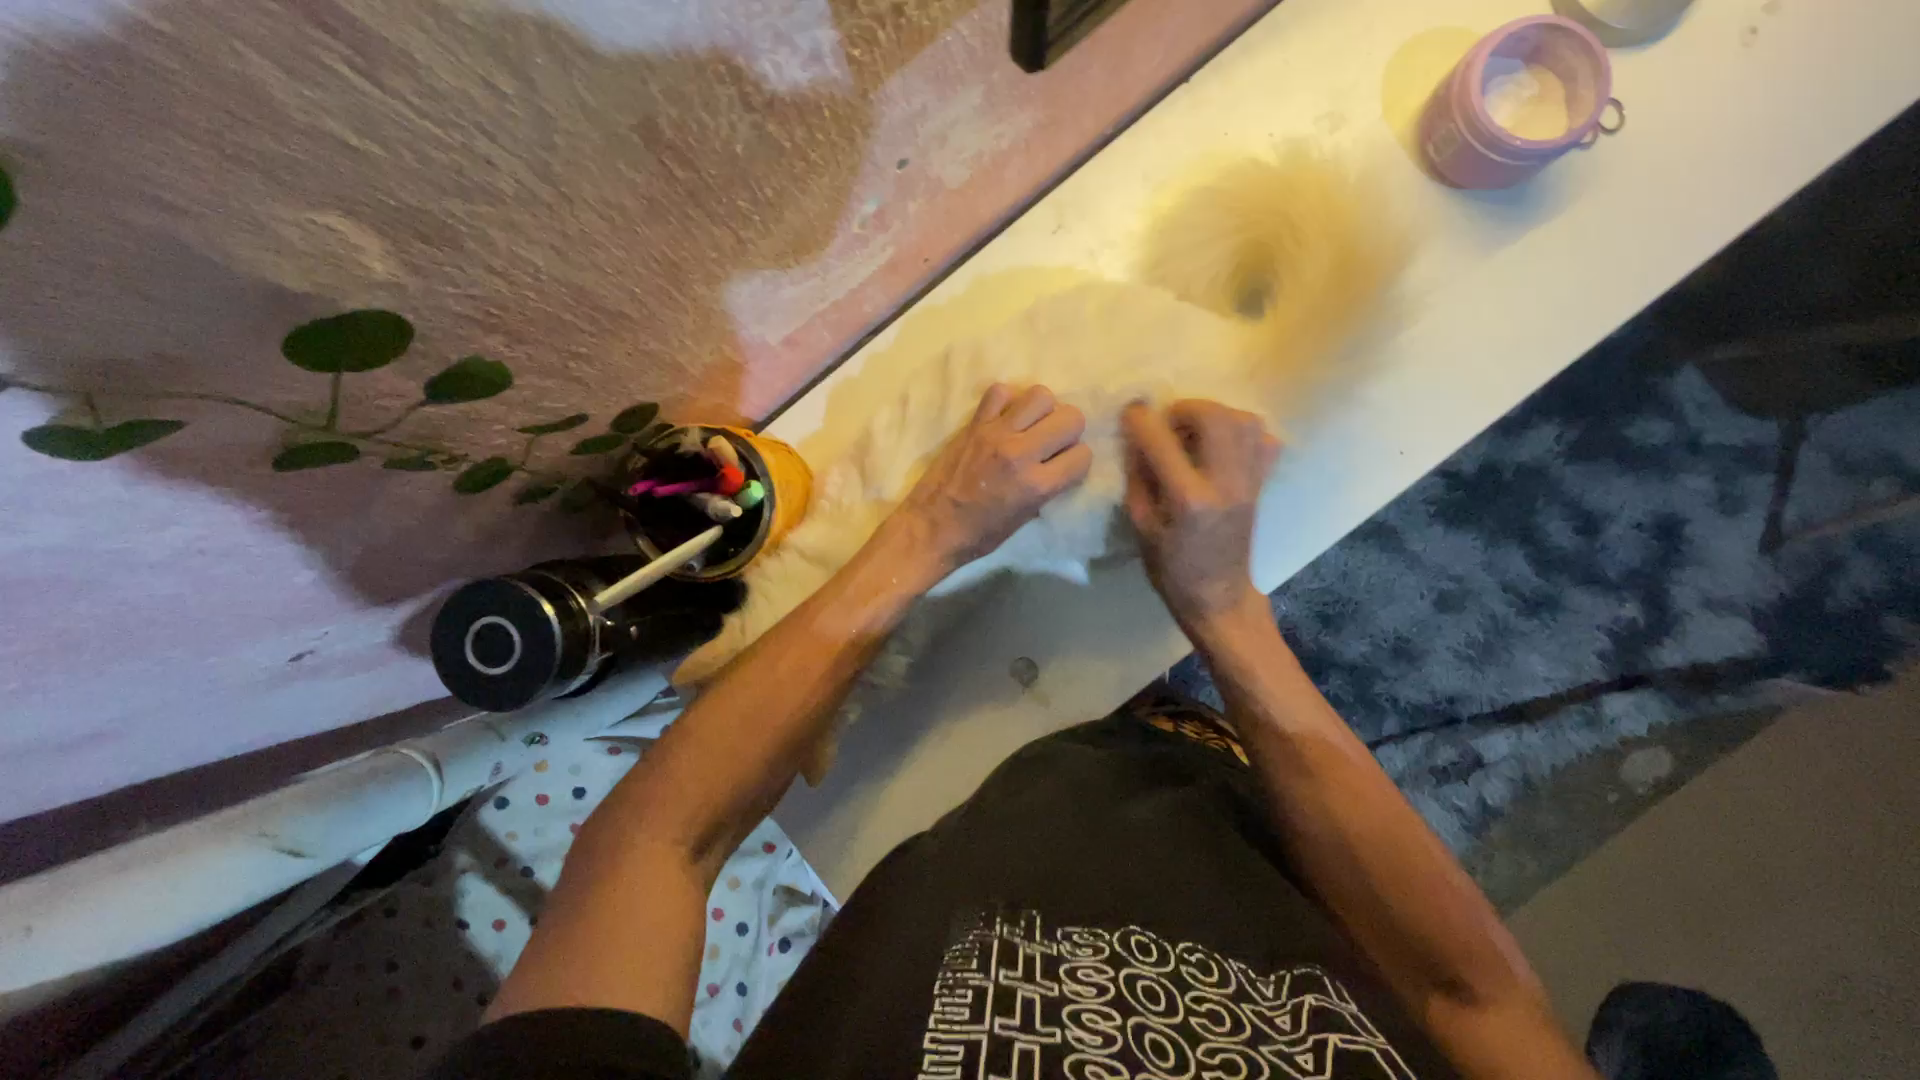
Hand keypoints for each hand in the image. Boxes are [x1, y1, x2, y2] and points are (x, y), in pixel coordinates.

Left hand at [889, 384, 1092, 574]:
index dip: (1077, 460)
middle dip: (1068, 430)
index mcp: (1037, 486)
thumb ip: (1048, 488)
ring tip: (1031, 425)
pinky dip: (1007, 401)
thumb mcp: (1025, 519)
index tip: (1066, 466)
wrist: (932, 528)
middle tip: (1052, 442)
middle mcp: (1021, 453)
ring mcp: (995, 434)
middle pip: (1071, 417)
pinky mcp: (974, 424)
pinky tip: (1004, 419)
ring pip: (1040, 395)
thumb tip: (1060, 464)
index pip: (1083, 455)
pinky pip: (1000, 392)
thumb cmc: (979, 535)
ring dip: (1042, 410)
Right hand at [1122, 400, 1280, 631]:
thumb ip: (1138, 478)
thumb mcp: (1141, 527)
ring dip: (1214, 414)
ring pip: (1244, 420)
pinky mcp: (1262, 485)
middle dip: (1185, 409)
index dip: (1141, 418)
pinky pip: (1264, 440)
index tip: (1131, 412)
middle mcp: (1225, 484)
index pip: (1161, 441)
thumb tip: (1136, 438)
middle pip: (1214, 417)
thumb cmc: (1172, 569)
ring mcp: (1250, 482)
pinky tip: (1221, 445)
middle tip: (1168, 423)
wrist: (1219, 597)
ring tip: (1194, 431)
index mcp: (1188, 499)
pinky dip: (1241, 431)